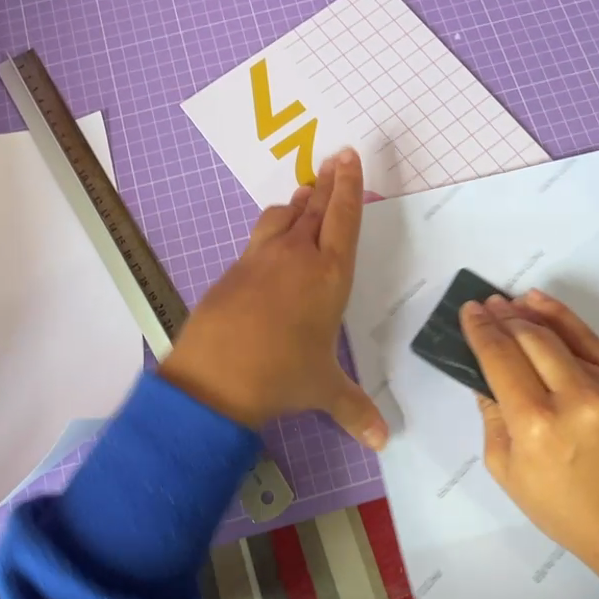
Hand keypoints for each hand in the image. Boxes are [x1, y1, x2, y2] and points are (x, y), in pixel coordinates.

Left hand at [160, 149, 388, 449]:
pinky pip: (259, 236)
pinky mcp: (235, 269)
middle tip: (335, 158)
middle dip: (328, 183)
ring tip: (306, 192)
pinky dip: (272, 226)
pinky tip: (272, 234)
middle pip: (315, 208)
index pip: (344, 219)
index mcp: (329, 275)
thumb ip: (355, 408)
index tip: (349, 157)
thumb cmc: (282, 375)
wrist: (215, 376)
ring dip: (298, 202)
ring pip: (283, 216)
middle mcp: (297, 256)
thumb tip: (382, 441)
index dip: (349, 186)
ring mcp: (262, 259)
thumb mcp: (323, 390)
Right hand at [461, 291, 598, 598]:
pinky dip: (563, 318)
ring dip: (528, 313)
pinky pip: (591, 341)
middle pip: (528, 339)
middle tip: (486, 306)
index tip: (468, 312)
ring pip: (559, 334)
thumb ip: (492, 415)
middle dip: (502, 317)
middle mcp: (572, 399)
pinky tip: (541, 305)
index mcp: (535, 426)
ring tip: (508, 302)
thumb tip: (485, 373)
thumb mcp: (507, 471)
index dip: (481, 331)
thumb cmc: (564, 509)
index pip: (499, 359)